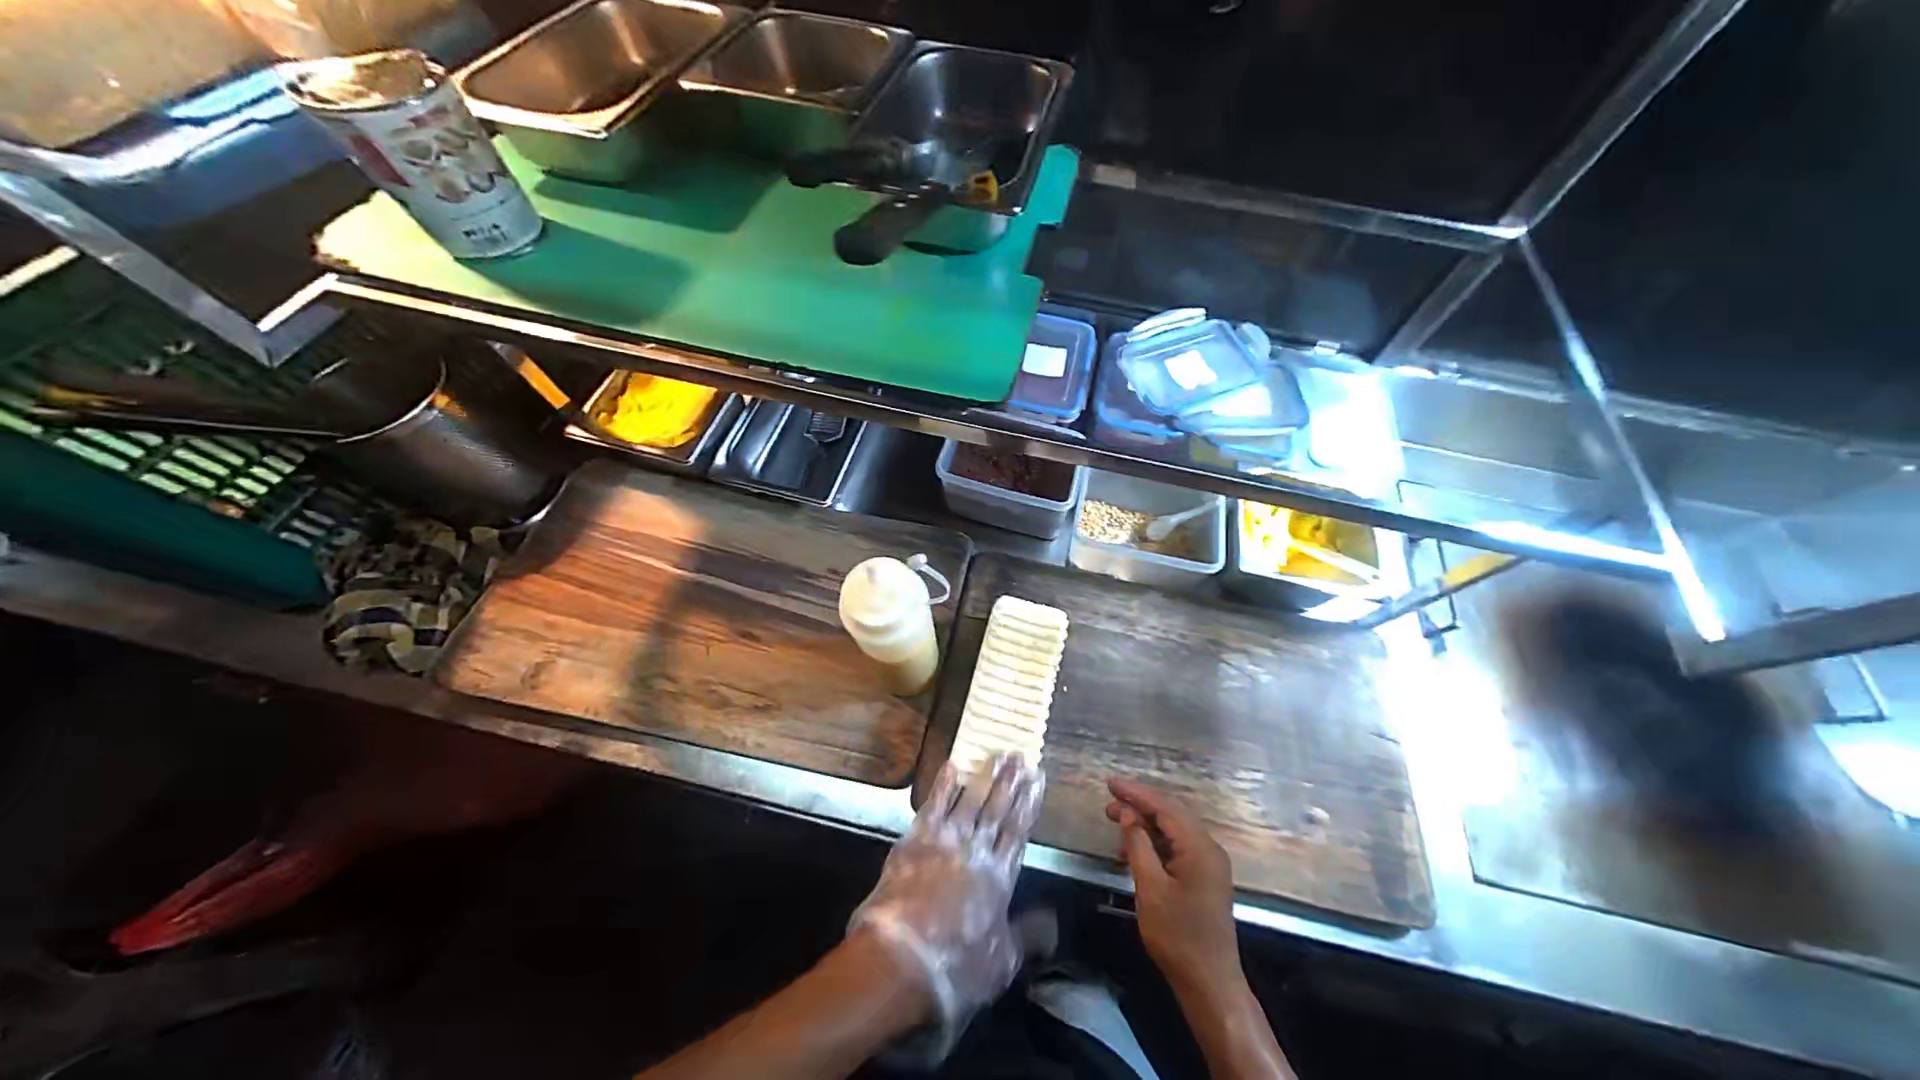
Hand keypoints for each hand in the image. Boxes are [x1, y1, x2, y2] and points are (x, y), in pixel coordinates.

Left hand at [849, 755, 1043, 1030]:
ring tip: (998, 754)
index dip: (1030, 803)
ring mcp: (945, 841)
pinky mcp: (915, 840)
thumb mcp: (1002, 962)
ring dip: (985, 776)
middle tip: (1020, 755)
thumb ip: (1028, 935)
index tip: (1039, 777)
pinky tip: (953, 765)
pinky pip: (934, 804)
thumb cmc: (955, 968)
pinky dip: (944, 783)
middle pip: (997, 809)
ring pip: (971, 800)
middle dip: (1011, 782)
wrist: (902, 959)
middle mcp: (977, 850)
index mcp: (1000, 877)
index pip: (1019, 831)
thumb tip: (1053, 921)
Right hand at [1106, 778, 1241, 992]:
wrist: (1209, 981)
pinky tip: (1135, 847)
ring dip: (1146, 823)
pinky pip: (1178, 847)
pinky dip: (1155, 841)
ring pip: (1174, 830)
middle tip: (1108, 803)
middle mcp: (1209, 849)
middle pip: (1172, 815)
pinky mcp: (1205, 878)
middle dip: (1140, 805)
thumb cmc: (1177, 935)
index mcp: (1200, 847)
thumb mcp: (1150, 888)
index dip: (1136, 793)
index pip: (1165, 808)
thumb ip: (1138, 846)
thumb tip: (1128, 815)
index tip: (1110, 783)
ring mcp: (1210, 864)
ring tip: (1116, 821)